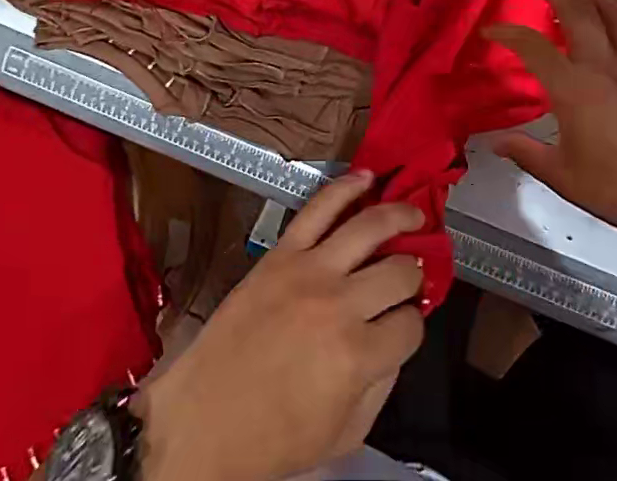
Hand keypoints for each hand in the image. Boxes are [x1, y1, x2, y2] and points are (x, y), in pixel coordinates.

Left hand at [131, 171, 425, 480]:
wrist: (201, 421)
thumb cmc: (272, 438)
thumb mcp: (345, 432)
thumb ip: (383, 384)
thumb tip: (398, 338)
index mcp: (357, 356)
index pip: (412, 324)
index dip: (415, 324)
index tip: (407, 324)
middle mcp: (339, 305)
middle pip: (399, 271)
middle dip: (415, 273)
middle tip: (412, 275)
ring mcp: (308, 271)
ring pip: (369, 227)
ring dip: (400, 216)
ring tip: (415, 214)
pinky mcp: (280, 254)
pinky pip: (318, 209)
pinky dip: (345, 188)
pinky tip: (366, 179)